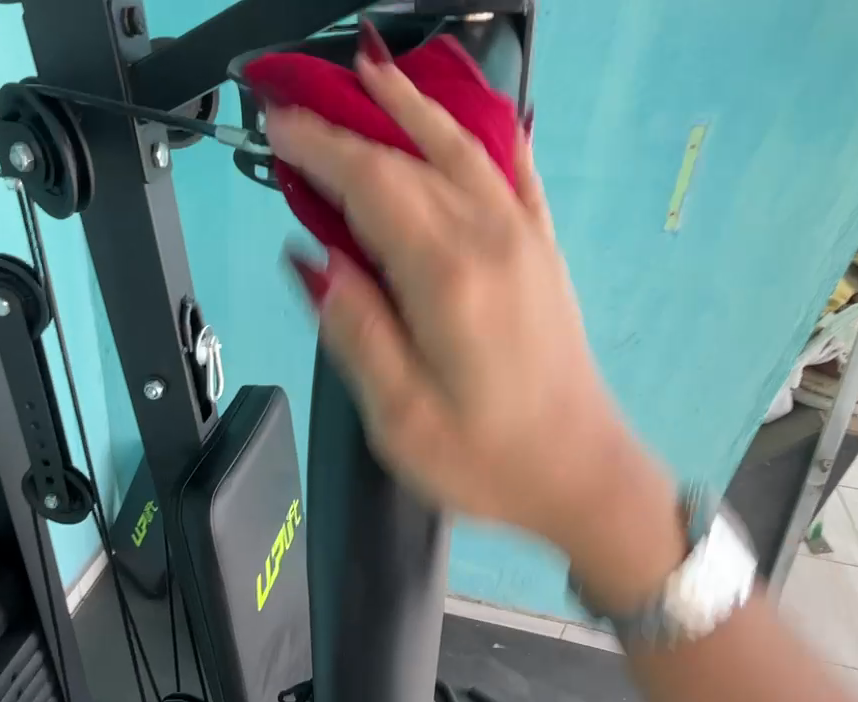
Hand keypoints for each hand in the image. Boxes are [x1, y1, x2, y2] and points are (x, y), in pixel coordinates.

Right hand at [267, 40, 683, 610]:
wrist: (581, 475)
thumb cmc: (486, 461)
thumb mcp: (400, 419)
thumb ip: (356, 332)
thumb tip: (314, 262)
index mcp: (446, 279)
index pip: (371, 184)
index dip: (318, 147)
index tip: (276, 125)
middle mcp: (490, 239)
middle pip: (410, 155)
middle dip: (349, 121)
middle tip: (299, 100)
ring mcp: (524, 239)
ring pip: (461, 146)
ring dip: (411, 104)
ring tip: (371, 71)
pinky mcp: (544, 252)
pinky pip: (513, 170)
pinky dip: (482, 133)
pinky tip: (467, 116)